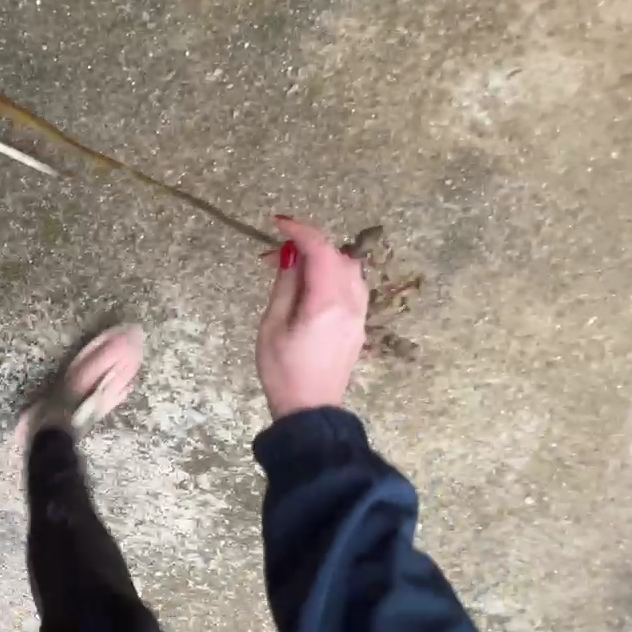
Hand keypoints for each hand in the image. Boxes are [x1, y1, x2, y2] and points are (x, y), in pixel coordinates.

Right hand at [256, 216, 367, 419]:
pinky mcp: (357, 324)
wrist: (310, 408)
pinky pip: (350, 286)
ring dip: (320, 260)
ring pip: (348, 270)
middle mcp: (351, 303)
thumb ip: (284, 287)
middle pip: (338, 256)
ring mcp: (359, 314)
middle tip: (273, 255)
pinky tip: (307, 287)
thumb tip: (289, 257)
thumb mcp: (272, 326)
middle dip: (308, 246)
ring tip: (288, 271)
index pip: (321, 251)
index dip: (299, 231)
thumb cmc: (282, 370)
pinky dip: (330, 275)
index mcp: (327, 302)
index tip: (276, 223)